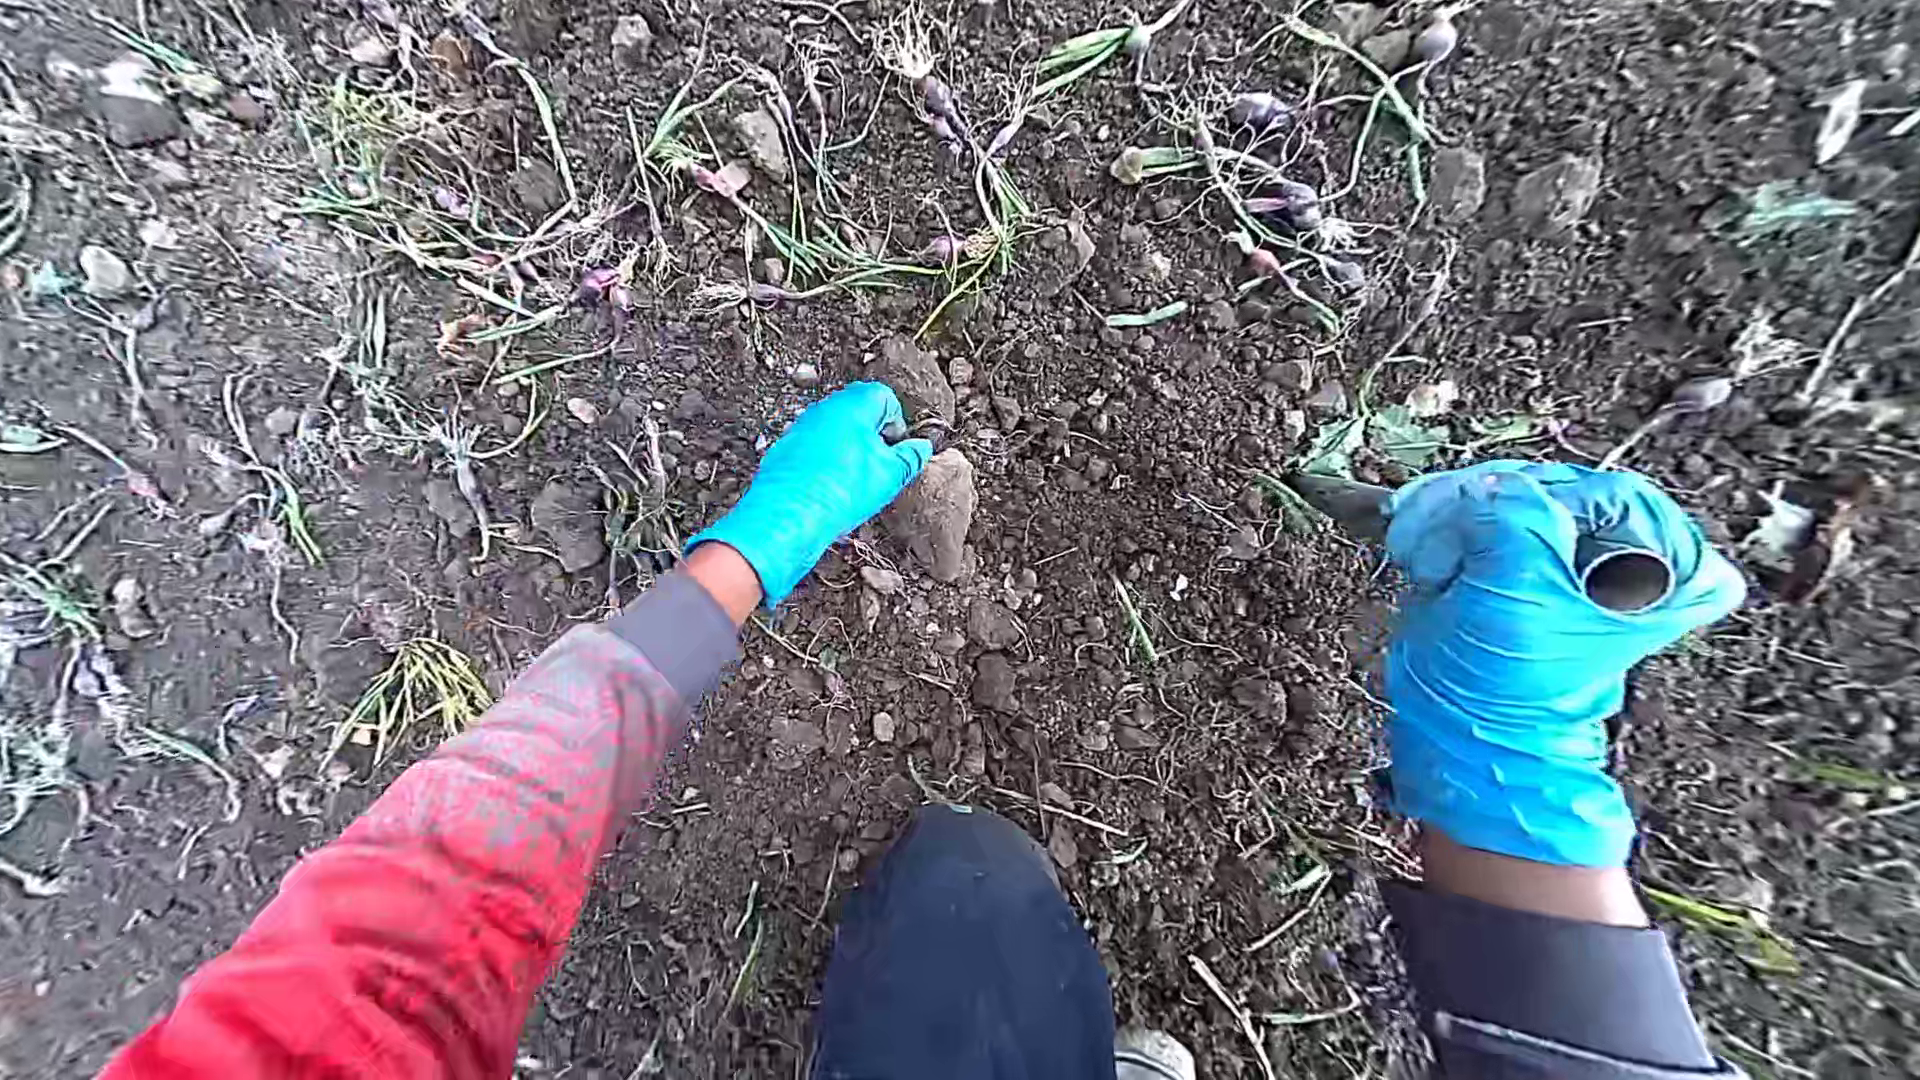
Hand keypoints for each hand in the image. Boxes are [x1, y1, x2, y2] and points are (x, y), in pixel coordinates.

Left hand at [688, 382, 931, 606]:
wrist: (787, 518)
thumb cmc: (837, 492)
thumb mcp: (890, 476)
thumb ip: (911, 457)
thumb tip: (922, 448)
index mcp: (853, 405)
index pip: (887, 399)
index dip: (898, 427)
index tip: (900, 452)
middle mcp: (824, 409)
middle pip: (860, 415)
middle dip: (875, 441)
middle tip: (882, 471)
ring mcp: (801, 429)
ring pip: (838, 435)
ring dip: (852, 456)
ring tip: (857, 487)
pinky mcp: (786, 451)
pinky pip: (817, 452)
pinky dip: (829, 467)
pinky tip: (834, 493)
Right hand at [1383, 461, 1745, 866]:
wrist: (1457, 714)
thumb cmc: (1504, 675)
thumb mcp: (1518, 601)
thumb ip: (1516, 529)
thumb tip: (1490, 481)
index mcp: (1668, 565)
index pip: (1592, 490)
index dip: (1520, 502)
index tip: (1463, 530)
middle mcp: (1621, 547)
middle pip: (1534, 485)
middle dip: (1466, 513)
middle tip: (1426, 554)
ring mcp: (1556, 546)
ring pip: (1489, 492)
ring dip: (1437, 521)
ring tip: (1418, 565)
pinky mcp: (1504, 548)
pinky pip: (1463, 509)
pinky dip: (1428, 525)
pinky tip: (1414, 556)